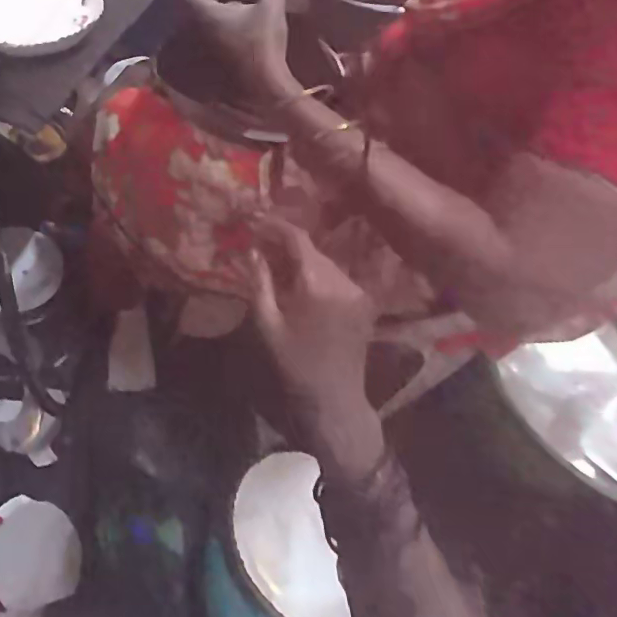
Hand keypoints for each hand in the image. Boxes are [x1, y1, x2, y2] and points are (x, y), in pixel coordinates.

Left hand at [184, 0, 307, 98]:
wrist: (262, 92)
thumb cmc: (262, 47)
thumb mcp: (270, 9)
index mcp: (198, 13)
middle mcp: (187, 32)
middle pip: (192, 6)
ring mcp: (190, 53)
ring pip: (194, 26)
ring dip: (209, 15)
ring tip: (231, 7)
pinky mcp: (196, 69)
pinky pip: (198, 45)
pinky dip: (209, 35)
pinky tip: (229, 32)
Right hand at [247, 217, 374, 405]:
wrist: (335, 397)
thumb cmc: (294, 362)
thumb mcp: (267, 322)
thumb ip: (259, 282)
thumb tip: (252, 250)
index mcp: (317, 284)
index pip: (297, 240)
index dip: (275, 226)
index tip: (254, 220)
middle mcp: (343, 281)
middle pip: (311, 249)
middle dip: (284, 242)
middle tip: (258, 241)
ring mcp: (358, 291)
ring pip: (323, 261)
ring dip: (300, 257)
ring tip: (274, 260)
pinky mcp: (364, 302)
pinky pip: (335, 276)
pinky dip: (315, 272)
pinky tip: (297, 280)